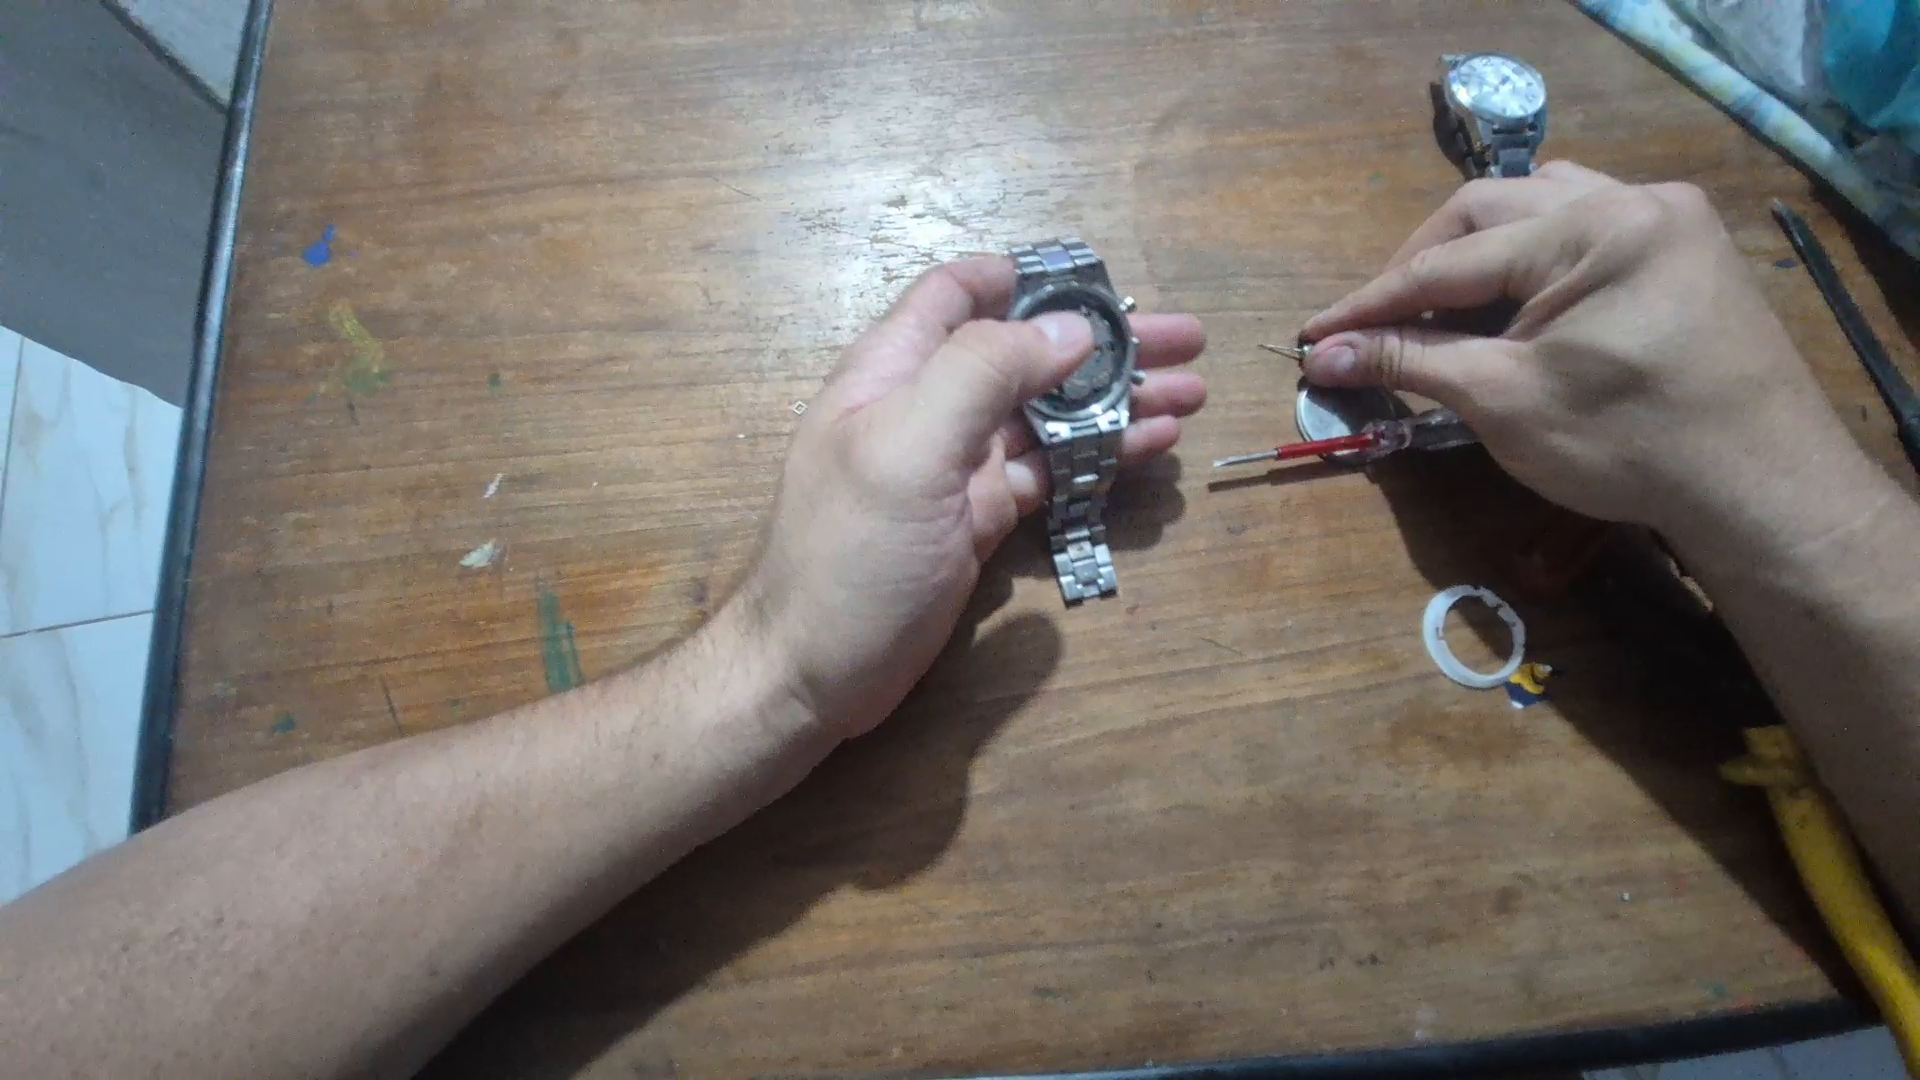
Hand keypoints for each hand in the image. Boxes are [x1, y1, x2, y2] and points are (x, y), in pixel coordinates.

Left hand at [740, 256, 1205, 739]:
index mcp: (895, 370)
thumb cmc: (852, 553)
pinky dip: (1099, 456)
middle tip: (1186, 340)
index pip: (958, 294)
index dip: (1026, 278)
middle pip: (1024, 353)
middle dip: (1101, 341)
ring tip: (1190, 392)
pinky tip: (1152, 446)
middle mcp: (930, 407)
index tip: (1102, 284)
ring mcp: (959, 465)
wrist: (817, 669)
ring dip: (1115, 399)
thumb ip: (981, 373)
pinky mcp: (981, 516)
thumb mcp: (908, 449)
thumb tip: (1070, 327)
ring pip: (1047, 414)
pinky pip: (1049, 471)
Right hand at [1299, 161, 1871, 551]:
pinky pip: (1570, 225)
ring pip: (1526, 207)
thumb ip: (1406, 361)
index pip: (1446, 263)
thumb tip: (1322, 356)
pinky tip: (1497, 296)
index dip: (1368, 303)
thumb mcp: (1499, 398)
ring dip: (1462, 253)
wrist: (1753, 485)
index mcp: (1595, 230)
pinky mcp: (1668, 249)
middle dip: (1412, 270)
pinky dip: (1514, 255)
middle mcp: (1631, 200)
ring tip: (1428, 307)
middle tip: (1370, 328)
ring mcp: (1658, 219)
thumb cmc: (1623, 443)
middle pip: (1482, 213)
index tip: (1312, 336)